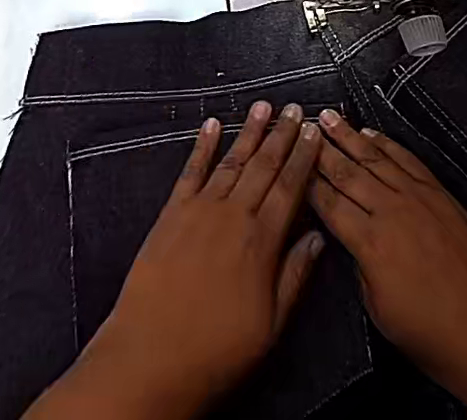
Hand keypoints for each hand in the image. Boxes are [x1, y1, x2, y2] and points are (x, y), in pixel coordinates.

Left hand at [26, 101, 325, 419]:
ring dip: (249, 131)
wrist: (148, 360)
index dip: (304, 157)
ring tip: (263, 106)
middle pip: (264, 166)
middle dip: (282, 134)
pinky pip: (190, 172)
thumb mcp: (270, 325)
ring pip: (232, 161)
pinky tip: (210, 125)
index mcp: (261, 241)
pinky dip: (202, 146)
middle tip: (296, 109)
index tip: (314, 132)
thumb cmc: (214, 351)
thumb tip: (317, 237)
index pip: (290, 186)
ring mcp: (200, 211)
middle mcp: (233, 216)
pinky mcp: (171, 214)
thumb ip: (296, 275)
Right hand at [309, 111, 466, 419]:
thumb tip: (350, 238)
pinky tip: (372, 134)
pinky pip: (408, 160)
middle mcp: (391, 210)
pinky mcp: (439, 193)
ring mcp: (418, 196)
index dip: (307, 180)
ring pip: (375, 159)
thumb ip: (360, 265)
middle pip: (348, 172)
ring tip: (329, 116)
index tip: (290, 159)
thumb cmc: (433, 334)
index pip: (328, 202)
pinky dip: (387, 145)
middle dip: (322, 148)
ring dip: (349, 136)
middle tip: (302, 123)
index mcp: (371, 242)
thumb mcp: (379, 309)